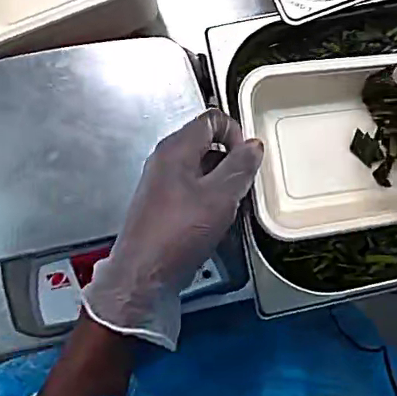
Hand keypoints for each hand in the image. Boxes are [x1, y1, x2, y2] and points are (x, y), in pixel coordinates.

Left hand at [81, 109, 261, 350]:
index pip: (211, 119)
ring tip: (233, 206)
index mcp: (176, 148)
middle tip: (245, 184)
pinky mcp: (162, 205)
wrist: (143, 276)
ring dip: (222, 183)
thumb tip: (253, 146)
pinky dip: (209, 199)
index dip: (235, 132)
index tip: (248, 157)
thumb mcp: (220, 196)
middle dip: (231, 160)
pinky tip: (216, 222)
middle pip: (207, 143)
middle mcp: (165, 160)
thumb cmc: (178, 233)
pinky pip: (192, 190)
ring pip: (201, 169)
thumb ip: (240, 166)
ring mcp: (161, 183)